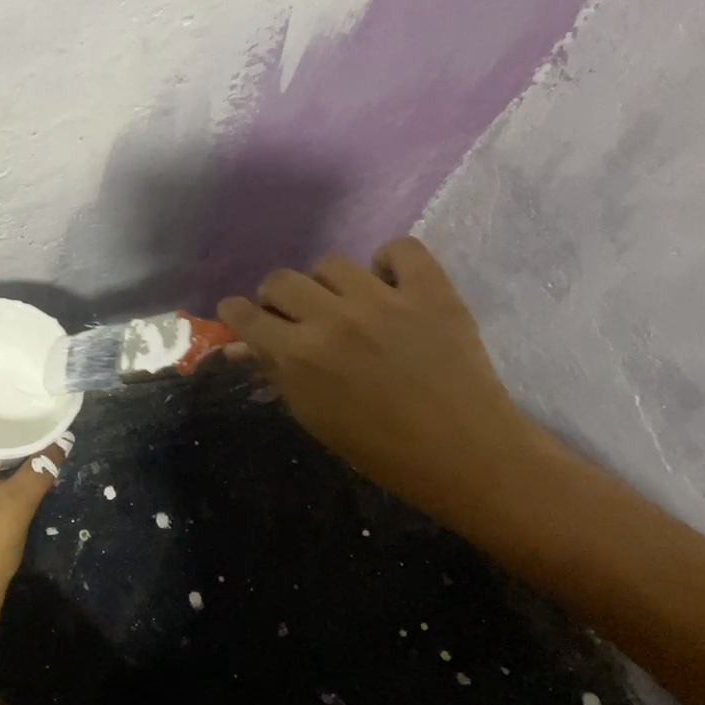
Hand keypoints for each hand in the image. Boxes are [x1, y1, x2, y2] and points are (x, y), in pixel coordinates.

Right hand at [217, 236, 559, 520]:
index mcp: (299, 355)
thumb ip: (276, 372)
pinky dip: (390, 261)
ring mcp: (383, 300)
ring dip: (328, 283)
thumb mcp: (314, 416)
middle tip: (292, 312)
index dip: (236, 312)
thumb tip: (243, 345)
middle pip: (281, 279)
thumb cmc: (382, 449)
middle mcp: (333, 319)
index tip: (239, 314)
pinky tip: (390, 283)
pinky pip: (400, 249)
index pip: (246, 315)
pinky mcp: (430, 291)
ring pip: (331, 262)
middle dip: (276, 295)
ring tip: (345, 302)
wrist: (468, 455)